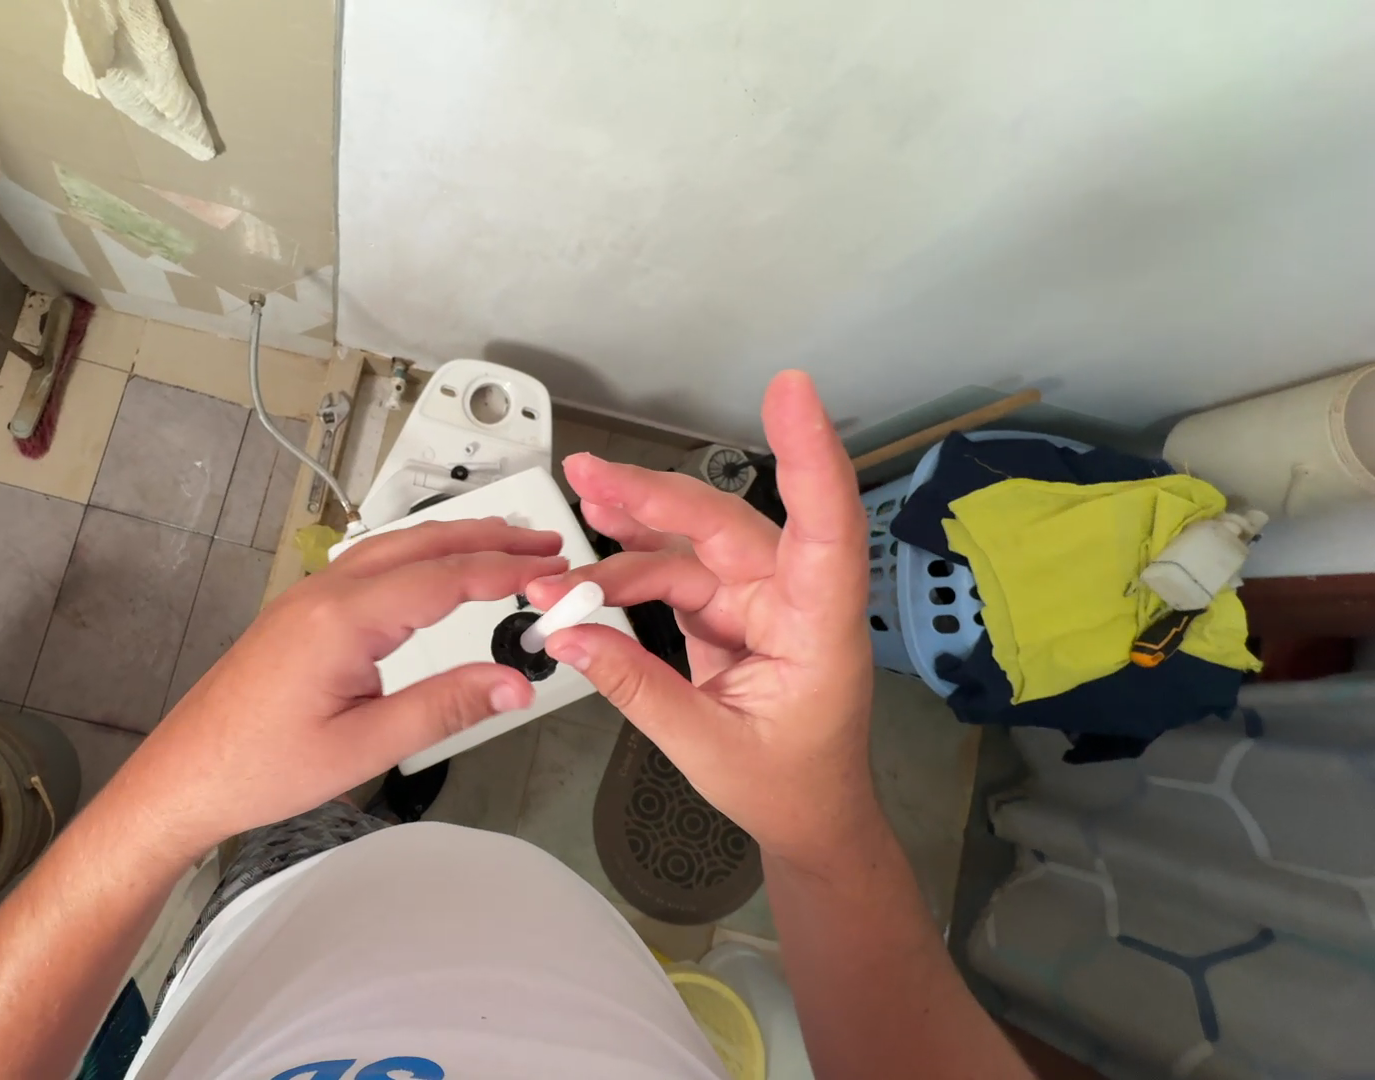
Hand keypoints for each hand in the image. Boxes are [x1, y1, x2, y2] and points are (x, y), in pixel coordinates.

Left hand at [114, 518, 566, 855]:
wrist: (186, 774)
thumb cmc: (260, 766)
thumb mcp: (364, 746)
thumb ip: (444, 707)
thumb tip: (512, 683)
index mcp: (342, 618)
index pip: (444, 577)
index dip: (506, 569)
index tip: (552, 569)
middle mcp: (325, 592)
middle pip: (423, 544)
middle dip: (489, 537)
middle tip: (543, 541)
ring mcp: (310, 595)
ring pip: (396, 547)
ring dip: (454, 541)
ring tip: (504, 544)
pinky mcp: (303, 610)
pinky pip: (372, 563)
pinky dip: (419, 555)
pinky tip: (435, 567)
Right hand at [526, 371, 875, 863]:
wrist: (806, 816)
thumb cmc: (785, 787)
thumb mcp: (706, 746)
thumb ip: (635, 687)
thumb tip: (564, 635)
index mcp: (818, 627)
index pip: (826, 527)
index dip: (810, 457)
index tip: (790, 393)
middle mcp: (789, 597)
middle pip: (721, 524)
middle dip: (651, 496)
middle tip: (585, 473)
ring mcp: (754, 600)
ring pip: (685, 544)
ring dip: (627, 529)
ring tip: (575, 504)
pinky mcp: (724, 610)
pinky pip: (670, 573)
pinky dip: (626, 566)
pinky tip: (590, 554)